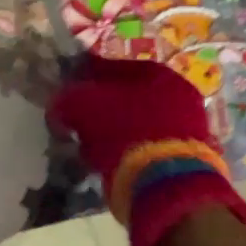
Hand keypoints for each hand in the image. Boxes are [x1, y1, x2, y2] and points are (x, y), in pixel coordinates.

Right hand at [48, 56, 215, 175]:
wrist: (164, 179)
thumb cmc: (122, 130)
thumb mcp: (80, 106)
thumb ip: (66, 98)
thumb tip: (59, 104)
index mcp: (156, 72)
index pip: (111, 67)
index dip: (84, 76)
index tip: (66, 89)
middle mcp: (178, 93)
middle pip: (127, 95)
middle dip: (100, 106)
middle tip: (76, 117)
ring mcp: (186, 126)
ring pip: (136, 121)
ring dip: (112, 130)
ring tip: (88, 143)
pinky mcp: (184, 155)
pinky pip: (144, 145)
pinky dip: (124, 149)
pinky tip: (106, 159)